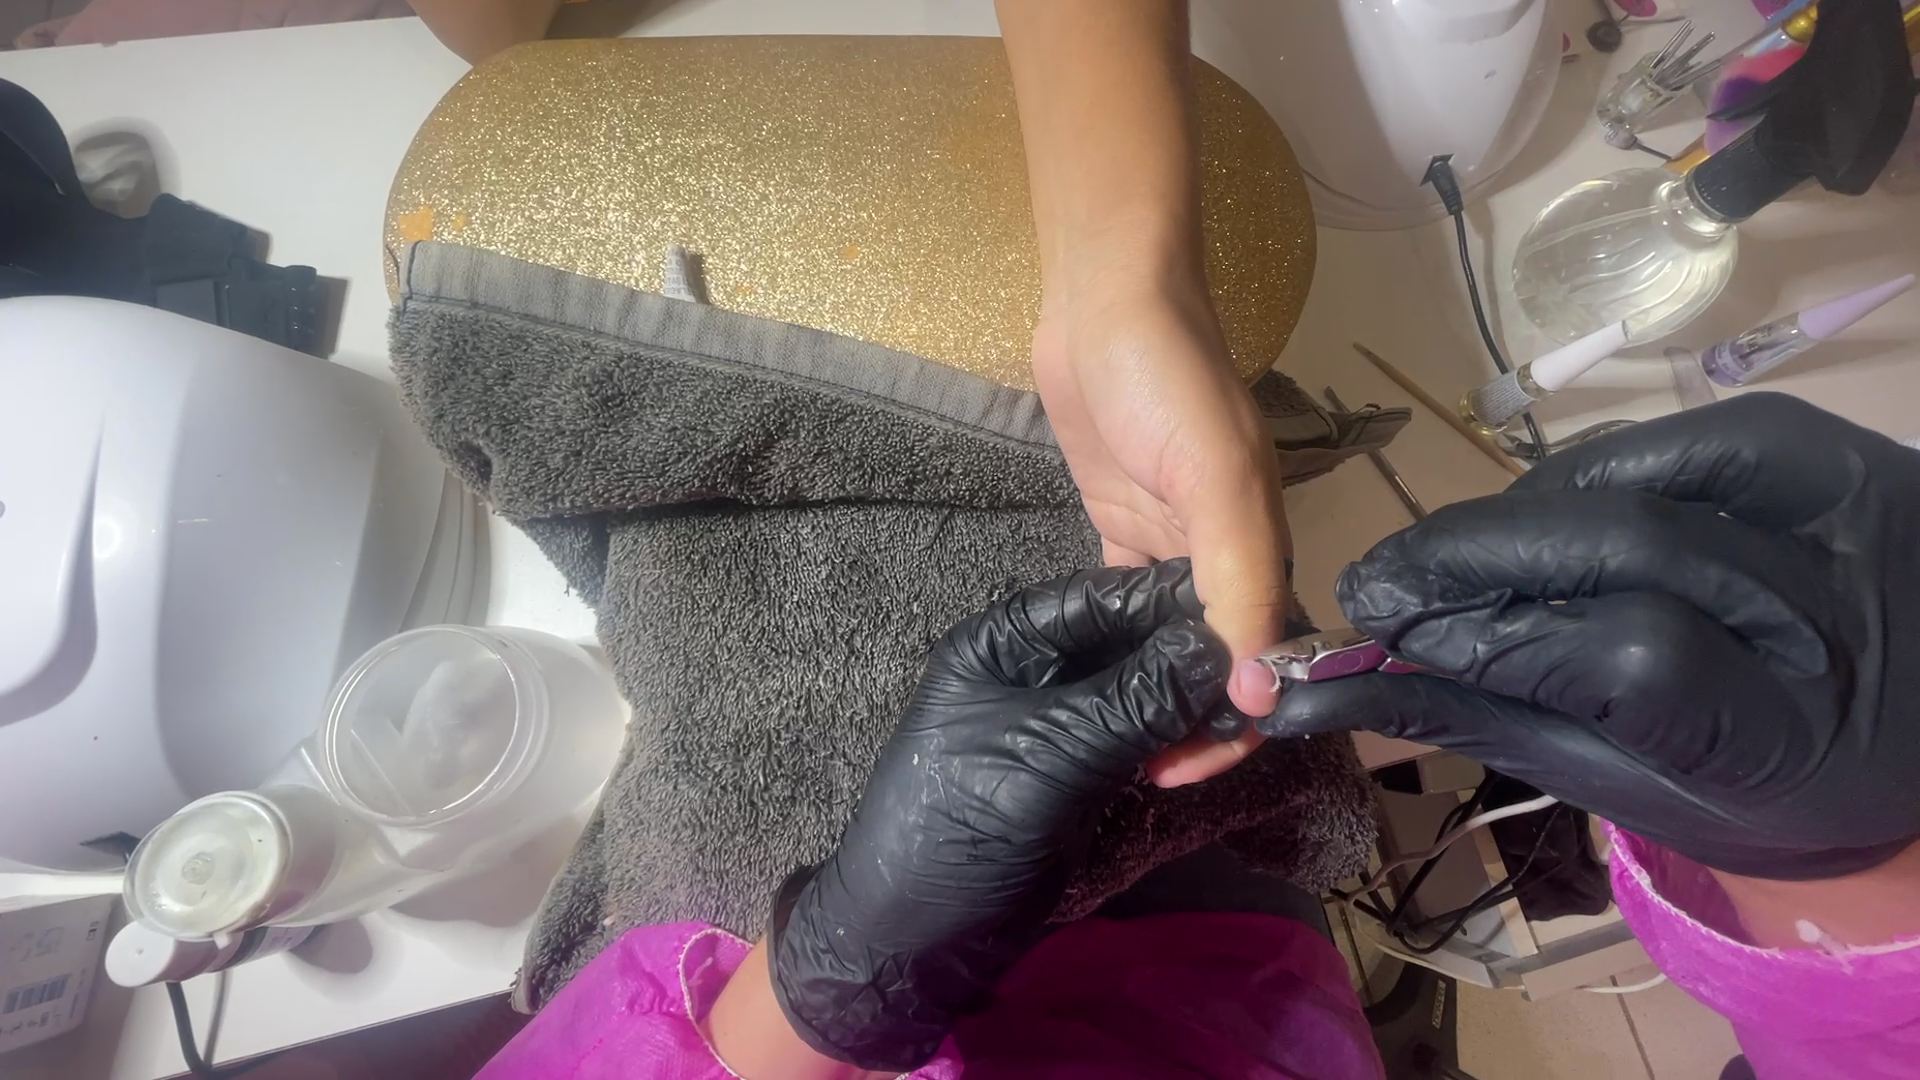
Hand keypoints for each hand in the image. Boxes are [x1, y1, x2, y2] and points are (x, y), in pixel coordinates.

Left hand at [768, 561, 1230, 1069]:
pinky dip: (1175, 736)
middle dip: (1190, 655)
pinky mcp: (1080, 757)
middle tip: (1265, 679)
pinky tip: (1214, 746)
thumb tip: (1222, 648)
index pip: (1104, 597)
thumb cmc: (963, 825)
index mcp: (1006, 637)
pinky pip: (1139, 729)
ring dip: (1190, 700)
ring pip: (1142, 686)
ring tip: (1248, 722)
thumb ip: (1135, 699)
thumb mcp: (1049, 756)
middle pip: (1129, 639)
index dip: (1175, 602)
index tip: (1254, 616)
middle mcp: (1035, 661)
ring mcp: (1060, 712)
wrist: (920, 934)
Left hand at [1032, 280, 1289, 782]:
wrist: (1103, 308)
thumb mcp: (1215, 475)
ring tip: (1109, 739)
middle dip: (1186, 718)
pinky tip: (1088, 674)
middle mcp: (1218, 556)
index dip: (1236, 723)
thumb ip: (1239, 577)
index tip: (1184, 773)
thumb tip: (1261, 689)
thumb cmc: (1166, 382)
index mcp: (1256, 550)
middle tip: (1137, 771)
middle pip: (1215, 658)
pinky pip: (1120, 599)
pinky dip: (1111, 639)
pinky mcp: (1119, 526)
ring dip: (1147, 686)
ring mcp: (1166, 542)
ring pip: (1168, 635)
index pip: (1264, 660)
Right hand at [1268, 394, 1919, 879]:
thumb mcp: (1589, 776)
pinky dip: (1585, 468)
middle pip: (1623, 545)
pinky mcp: (1846, 460)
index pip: (1623, 658)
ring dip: (1513, 515)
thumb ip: (1454, 719)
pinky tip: (1542, 508)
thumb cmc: (1716, 783)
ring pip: (1643, 483)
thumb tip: (1304, 698)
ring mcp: (1861, 524)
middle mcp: (1848, 622)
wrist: (1883, 739)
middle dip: (1467, 555)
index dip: (1481, 633)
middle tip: (1380, 578)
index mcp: (1791, 739)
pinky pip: (1688, 437)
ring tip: (1458, 556)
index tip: (1380, 627)